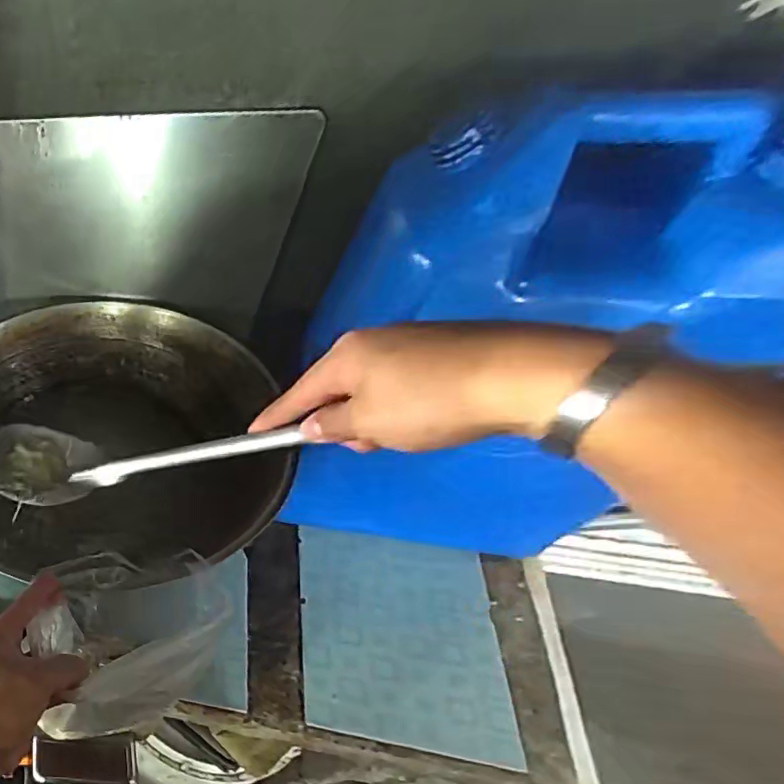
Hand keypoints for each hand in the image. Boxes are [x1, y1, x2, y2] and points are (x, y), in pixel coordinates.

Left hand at [0, 574, 88, 775]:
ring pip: (36, 659)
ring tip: (82, 652)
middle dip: (50, 622)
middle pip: (29, 631)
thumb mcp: (36, 680)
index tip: (54, 578)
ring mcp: (3, 676)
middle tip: (70, 609)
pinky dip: (55, 683)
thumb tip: (80, 665)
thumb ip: (63, 666)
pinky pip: (37, 683)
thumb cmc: (0, 706)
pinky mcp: (10, 699)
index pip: (23, 607)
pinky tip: (74, 688)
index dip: (40, 592)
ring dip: (56, 659)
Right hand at [249, 323, 613, 451]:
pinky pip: (403, 379)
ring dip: (372, 414)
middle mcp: (374, 340)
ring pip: (372, 385)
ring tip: (397, 436)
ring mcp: (413, 339)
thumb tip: (313, 425)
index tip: (253, 433)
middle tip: (356, 444)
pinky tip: (424, 420)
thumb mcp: (370, 424)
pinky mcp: (449, 346)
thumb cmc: (431, 402)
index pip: (298, 393)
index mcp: (346, 355)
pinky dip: (402, 403)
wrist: (530, 376)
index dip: (276, 417)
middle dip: (338, 418)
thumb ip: (332, 426)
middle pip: (336, 387)